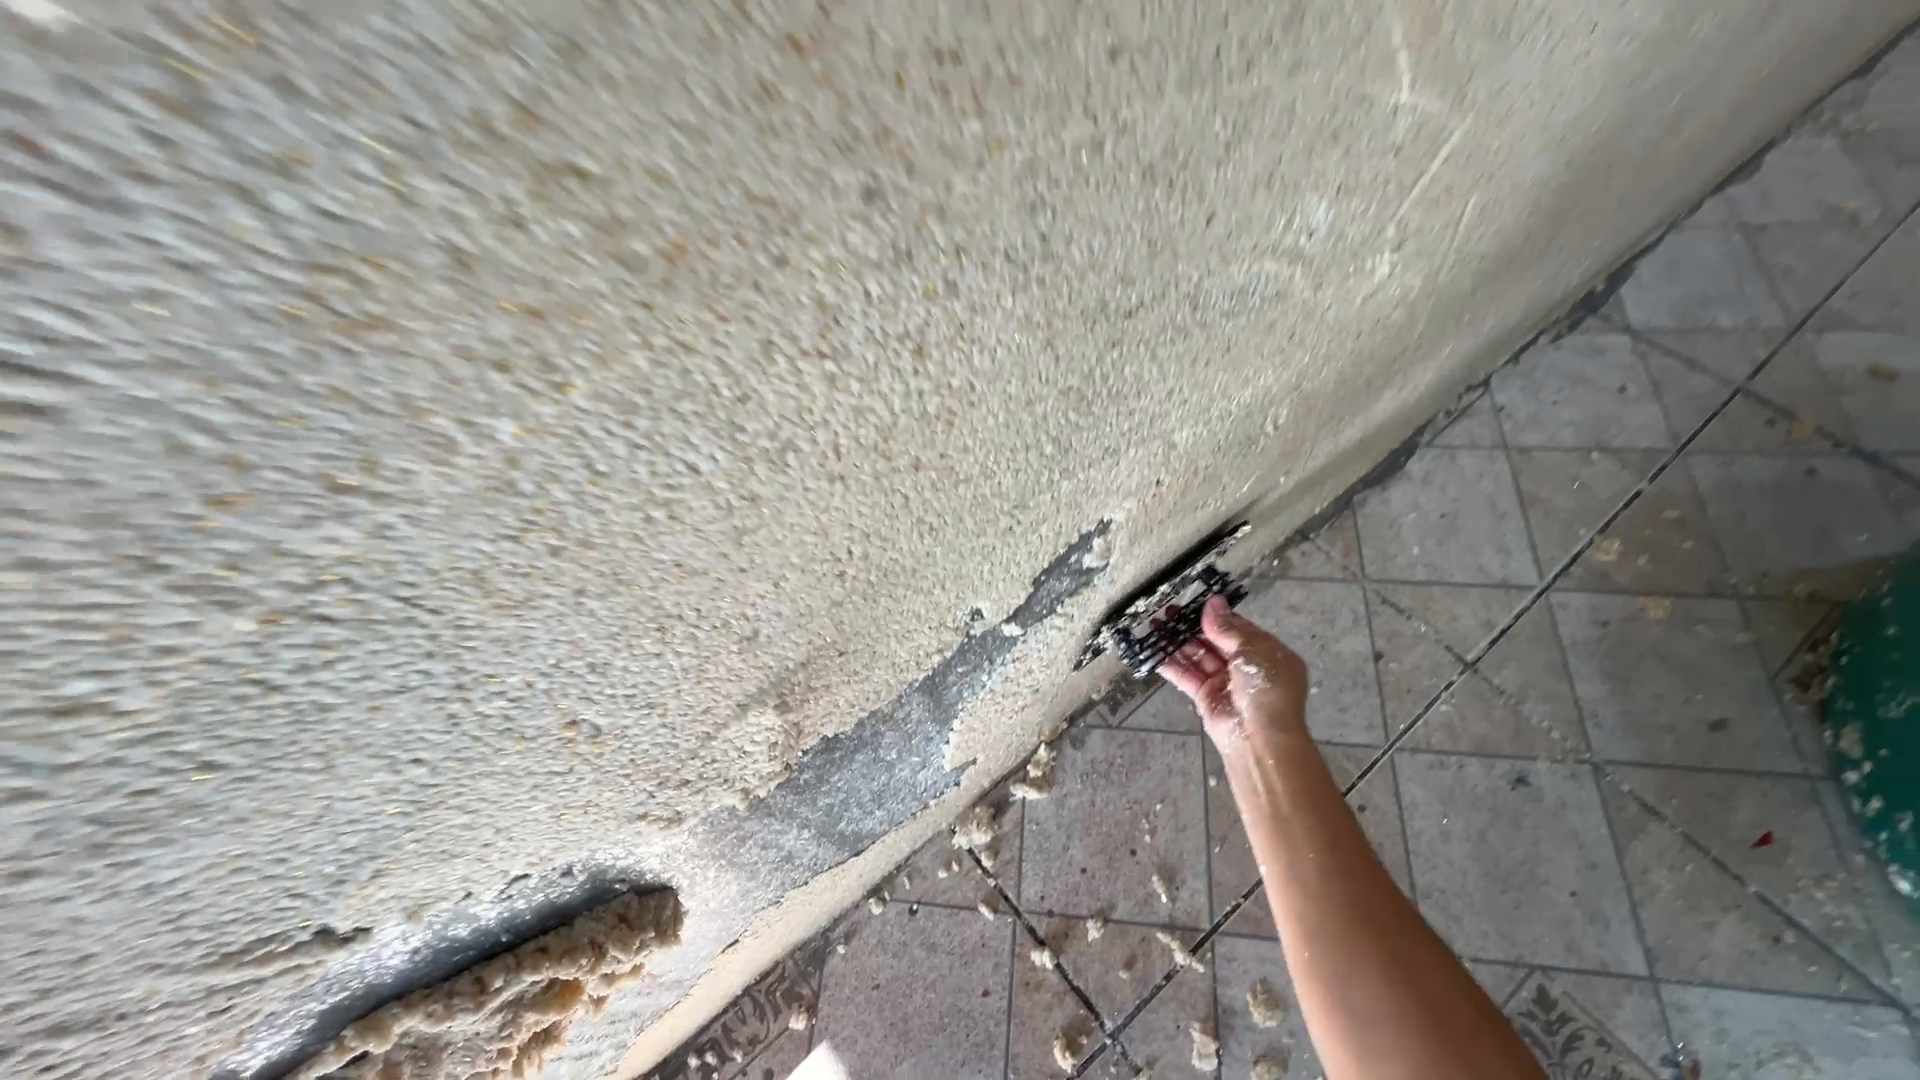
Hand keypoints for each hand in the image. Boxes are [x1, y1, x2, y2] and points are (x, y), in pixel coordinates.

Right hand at [1157, 595, 1309, 752]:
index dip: (1218, 616)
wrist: (1259, 735)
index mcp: (1266, 653)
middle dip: (1194, 627)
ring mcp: (1225, 682)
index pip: (1240, 629)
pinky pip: (1187, 677)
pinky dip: (1171, 666)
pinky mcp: (1206, 697)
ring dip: (1179, 643)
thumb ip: (1227, 627)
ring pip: (1199, 657)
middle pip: (1216, 641)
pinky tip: (1154, 652)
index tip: (1195, 602)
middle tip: (1169, 611)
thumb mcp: (1252, 649)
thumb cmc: (1265, 685)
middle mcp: (1246, 666)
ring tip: (1156, 626)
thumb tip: (1213, 601)